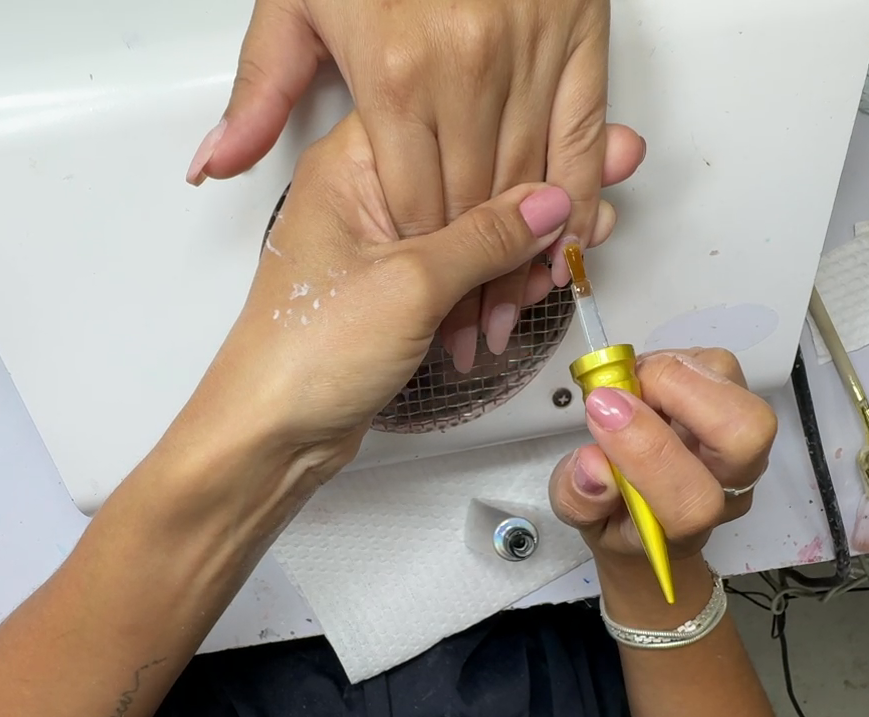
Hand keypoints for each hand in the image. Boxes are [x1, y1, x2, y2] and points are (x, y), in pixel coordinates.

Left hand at [180, 112, 643, 479]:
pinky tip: (533, 284)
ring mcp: (382, 247)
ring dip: (523, 252)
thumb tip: (548, 202)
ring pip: (472, 232)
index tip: (588, 172)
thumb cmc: (304, 358)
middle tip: (594, 216)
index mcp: (354, 163)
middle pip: (475, 182)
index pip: (462, 132)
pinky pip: (458, 272)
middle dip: (540, 206)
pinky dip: (496, 283)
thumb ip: (486, 237)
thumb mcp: (410, 285)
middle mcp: (367, 195)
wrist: (274, 432)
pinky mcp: (394, 292)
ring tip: (573, 257)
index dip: (531, 157)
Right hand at [548, 348, 776, 568]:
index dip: (650, 452)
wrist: (648, 518)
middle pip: (745, 434)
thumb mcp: (581, 521)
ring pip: (734, 392)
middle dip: (681, 393)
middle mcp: (728, 487)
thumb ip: (578, 499)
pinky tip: (643, 385)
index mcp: (688, 528)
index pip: (694, 501)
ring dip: (672, 375)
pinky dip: (674, 364)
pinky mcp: (737, 406)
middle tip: (622, 389)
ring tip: (626, 390)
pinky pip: (719, 369)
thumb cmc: (617, 520)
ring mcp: (742, 446)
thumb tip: (591, 462)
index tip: (601, 412)